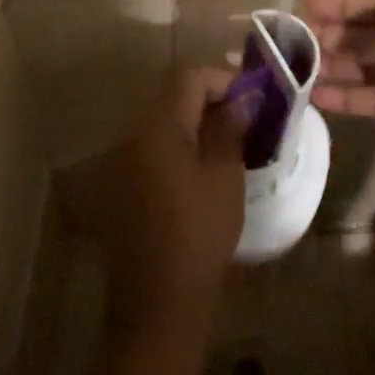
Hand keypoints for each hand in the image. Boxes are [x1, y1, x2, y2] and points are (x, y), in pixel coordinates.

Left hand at [93, 66, 247, 319]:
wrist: (159, 297)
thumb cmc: (200, 230)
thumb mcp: (225, 175)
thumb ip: (230, 128)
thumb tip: (242, 97)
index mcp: (158, 126)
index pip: (189, 77)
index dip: (223, 79)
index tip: (253, 97)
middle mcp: (133, 135)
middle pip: (172, 96)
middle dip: (210, 99)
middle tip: (246, 118)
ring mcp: (122, 161)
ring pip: (162, 122)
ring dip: (195, 122)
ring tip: (229, 143)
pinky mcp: (121, 185)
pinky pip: (152, 148)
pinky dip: (179, 145)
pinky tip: (202, 168)